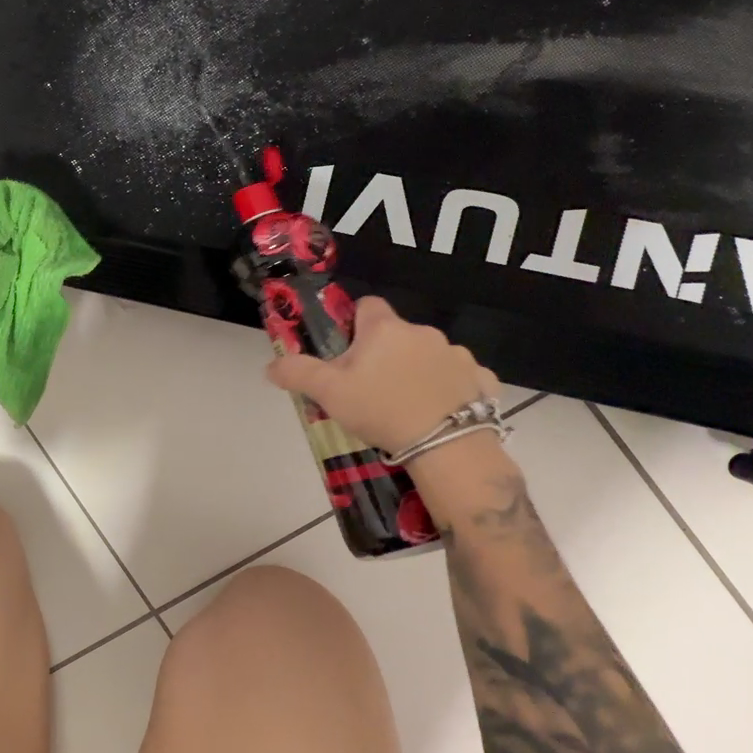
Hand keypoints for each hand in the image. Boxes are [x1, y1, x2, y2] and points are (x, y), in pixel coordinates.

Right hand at [267, 297, 501, 454]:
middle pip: (397, 333)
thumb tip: (270, 365)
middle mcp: (423, 332)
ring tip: (406, 404)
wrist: (448, 447)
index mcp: (384, 328)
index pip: (367, 305)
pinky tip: (440, 411)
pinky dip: (449, 388)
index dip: (354, 323)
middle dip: (384, 352)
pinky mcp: (483, 380)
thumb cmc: (381, 410)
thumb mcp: (327, 393)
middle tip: (369, 386)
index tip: (348, 350)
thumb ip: (295, 373)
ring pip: (428, 354)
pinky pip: (460, 376)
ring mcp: (457, 355)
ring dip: (417, 369)